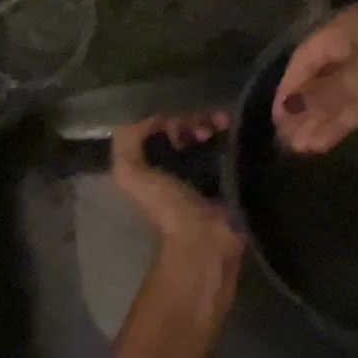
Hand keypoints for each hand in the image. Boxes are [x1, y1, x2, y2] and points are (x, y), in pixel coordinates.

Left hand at [111, 112, 242, 263]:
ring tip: (221, 124)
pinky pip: (226, 146)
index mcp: (147, 167)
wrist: (204, 238)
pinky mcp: (227, 178)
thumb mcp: (128, 173)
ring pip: (204, 135)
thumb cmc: (166, 205)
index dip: (166, 120)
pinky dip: (228, 133)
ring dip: (210, 123)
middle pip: (182, 131)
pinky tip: (230, 127)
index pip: (156, 131)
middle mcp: (173, 168)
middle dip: (191, 121)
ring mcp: (202, 173)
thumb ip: (127, 141)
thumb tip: (155, 119)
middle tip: (203, 129)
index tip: (178, 125)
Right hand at [272, 3, 357, 152]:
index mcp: (349, 25)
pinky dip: (341, 120)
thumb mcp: (356, 82)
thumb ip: (318, 96)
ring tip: (300, 149)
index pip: (306, 54)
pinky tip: (323, 142)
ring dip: (320, 119)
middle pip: (322, 74)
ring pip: (340, 92)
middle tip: (286, 139)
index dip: (288, 86)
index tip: (276, 118)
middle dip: (304, 107)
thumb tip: (285, 109)